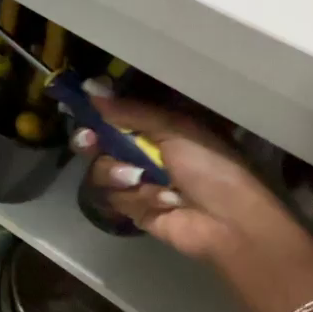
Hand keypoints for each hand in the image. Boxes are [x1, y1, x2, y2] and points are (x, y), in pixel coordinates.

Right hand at [74, 98, 312, 311]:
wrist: (229, 221)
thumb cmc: (211, 167)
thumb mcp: (176, 129)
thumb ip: (132, 112)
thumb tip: (92, 90)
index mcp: (158, 128)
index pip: (116, 116)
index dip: (96, 114)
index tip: (83, 109)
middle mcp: (142, 152)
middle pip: (97, 144)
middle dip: (91, 143)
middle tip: (90, 142)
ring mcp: (135, 181)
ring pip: (99, 171)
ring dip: (117, 174)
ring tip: (139, 179)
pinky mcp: (131, 208)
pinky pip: (112, 198)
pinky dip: (136, 198)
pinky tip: (162, 202)